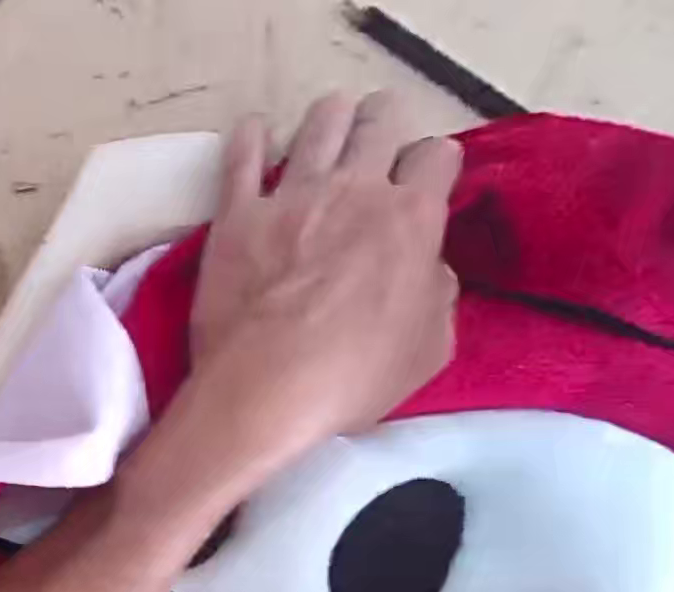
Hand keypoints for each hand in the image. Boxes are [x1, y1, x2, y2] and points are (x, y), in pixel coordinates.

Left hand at [181, 92, 462, 466]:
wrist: (267, 389)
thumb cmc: (352, 379)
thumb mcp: (428, 349)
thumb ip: (436, 296)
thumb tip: (430, 270)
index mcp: (410, 219)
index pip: (437, 158)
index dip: (433, 169)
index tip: (422, 188)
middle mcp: (354, 191)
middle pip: (381, 122)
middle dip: (385, 127)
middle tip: (376, 149)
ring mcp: (291, 197)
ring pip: (321, 123)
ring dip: (331, 120)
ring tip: (327, 134)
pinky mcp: (236, 216)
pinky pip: (242, 155)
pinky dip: (251, 139)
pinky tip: (256, 136)